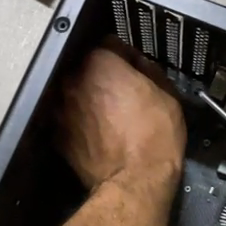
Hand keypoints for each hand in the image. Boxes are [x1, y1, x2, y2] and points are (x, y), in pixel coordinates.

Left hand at [58, 45, 185, 199]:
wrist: (136, 182)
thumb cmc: (154, 139)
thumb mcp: (167, 94)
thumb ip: (149, 70)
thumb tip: (141, 65)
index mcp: (100, 63)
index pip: (109, 44)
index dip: (125, 55)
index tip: (133, 66)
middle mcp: (74, 81)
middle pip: (87, 69)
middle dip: (104, 78)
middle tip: (125, 93)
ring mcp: (61, 109)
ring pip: (76, 94)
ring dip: (89, 100)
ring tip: (112, 117)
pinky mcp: (58, 136)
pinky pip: (69, 119)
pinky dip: (81, 123)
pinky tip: (100, 134)